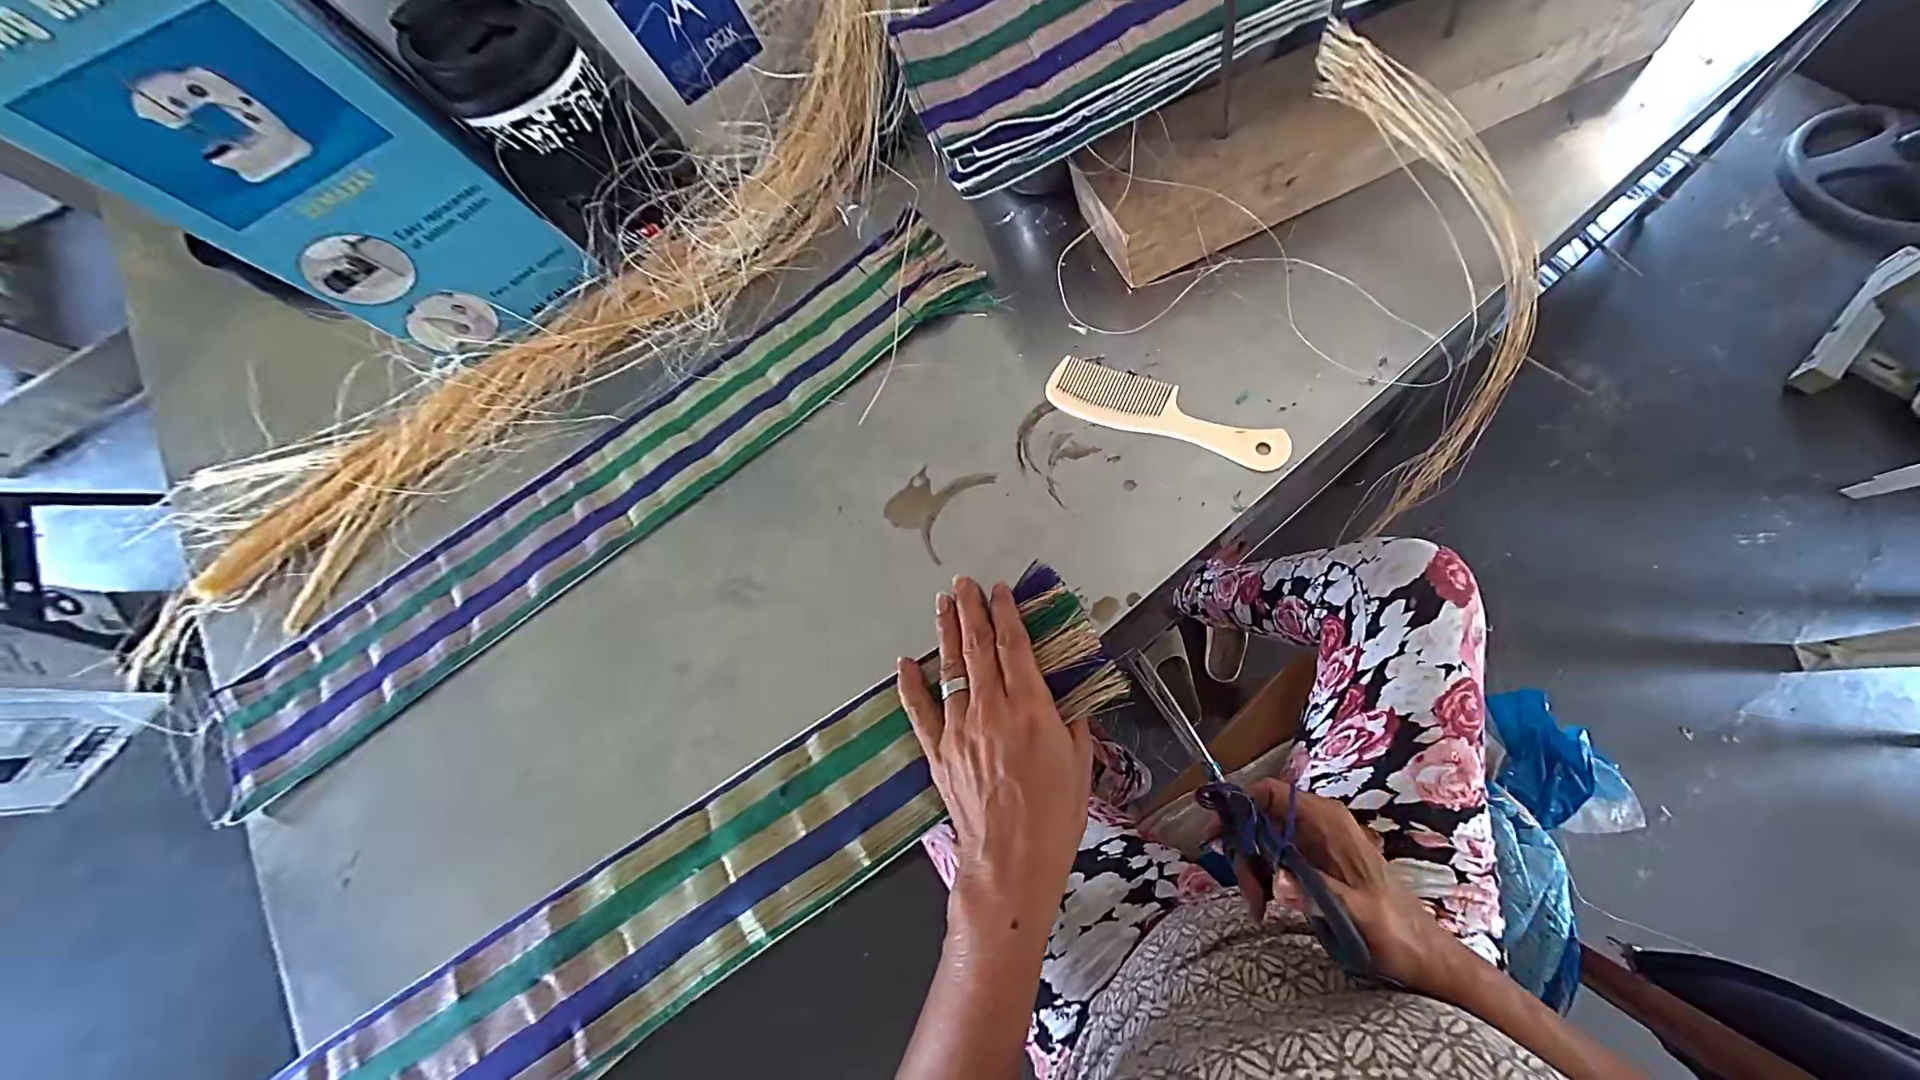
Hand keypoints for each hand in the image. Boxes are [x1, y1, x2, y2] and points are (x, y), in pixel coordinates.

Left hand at [896, 578, 1092, 936]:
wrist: (1010, 863)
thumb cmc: (1054, 817)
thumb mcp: (1079, 764)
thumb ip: (1072, 720)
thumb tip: (1065, 693)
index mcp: (1030, 709)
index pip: (1014, 646)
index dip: (1006, 613)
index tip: (999, 591)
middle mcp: (990, 710)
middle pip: (977, 647)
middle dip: (971, 610)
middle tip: (964, 583)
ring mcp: (959, 729)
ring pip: (949, 668)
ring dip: (946, 632)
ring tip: (942, 604)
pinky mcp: (939, 751)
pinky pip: (920, 710)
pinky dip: (910, 684)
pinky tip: (904, 662)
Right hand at [1235, 781, 1482, 996]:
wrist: (1426, 959)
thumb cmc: (1397, 933)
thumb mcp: (1358, 914)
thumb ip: (1316, 893)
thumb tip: (1277, 880)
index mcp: (1328, 821)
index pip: (1270, 792)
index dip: (1238, 804)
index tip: (1218, 831)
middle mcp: (1316, 823)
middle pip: (1257, 818)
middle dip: (1243, 849)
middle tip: (1246, 889)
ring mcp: (1311, 842)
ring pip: (1259, 839)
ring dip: (1250, 869)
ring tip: (1258, 905)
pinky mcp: (1308, 862)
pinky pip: (1270, 858)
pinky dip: (1261, 878)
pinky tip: (1265, 904)